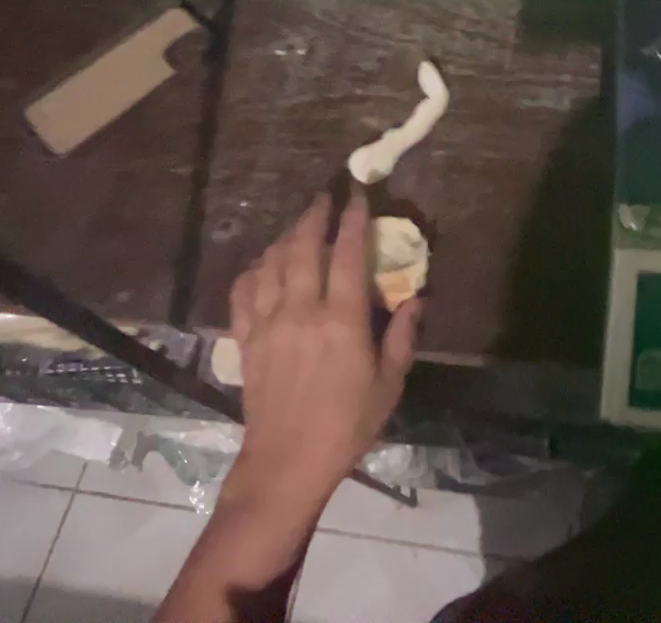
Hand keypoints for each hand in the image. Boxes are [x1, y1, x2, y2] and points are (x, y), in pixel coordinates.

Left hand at [151, 189, 421, 622]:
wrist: (286, 463)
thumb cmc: (346, 425)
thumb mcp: (389, 384)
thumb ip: (402, 336)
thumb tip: (416, 298)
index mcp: (341, 321)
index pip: (346, 254)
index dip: (352, 221)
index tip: (358, 196)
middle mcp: (301, 311)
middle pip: (303, 247)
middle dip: (314, 216)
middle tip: (325, 197)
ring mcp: (268, 323)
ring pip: (272, 263)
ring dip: (286, 236)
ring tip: (299, 224)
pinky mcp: (246, 339)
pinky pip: (244, 290)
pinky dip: (254, 268)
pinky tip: (264, 263)